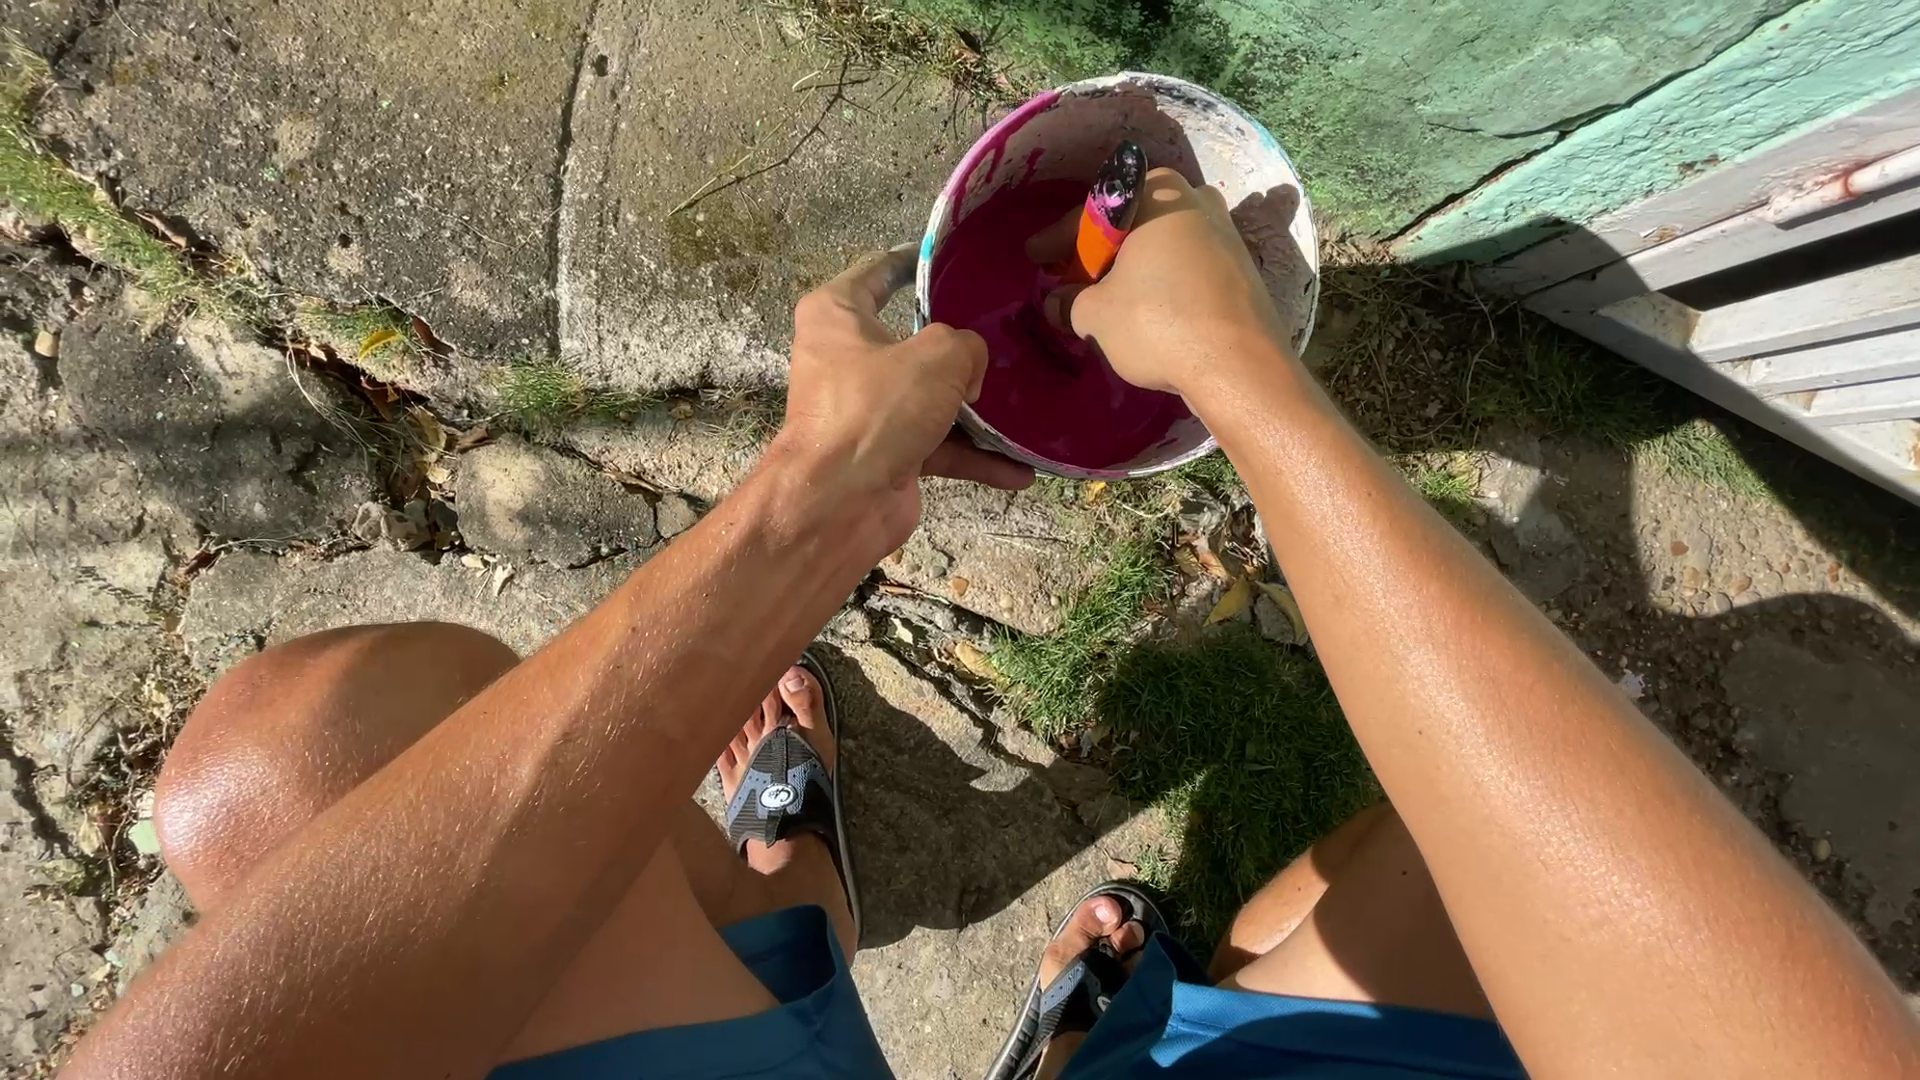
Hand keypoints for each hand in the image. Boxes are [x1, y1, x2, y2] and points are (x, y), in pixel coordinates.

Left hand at [770, 247, 1033, 552]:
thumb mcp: (936, 356)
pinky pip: (939, 449)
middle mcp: (848, 360)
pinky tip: (1021, 470)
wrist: (841, 503)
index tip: (956, 259)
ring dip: (979, 414)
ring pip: (932, 401)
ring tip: (1027, 407)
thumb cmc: (876, 408)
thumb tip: (969, 369)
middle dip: (962, 347)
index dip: (916, 262)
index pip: (878, 273)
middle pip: (915, 342)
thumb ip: (966, 344)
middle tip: (1010, 337)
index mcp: (837, 316)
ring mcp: (868, 411)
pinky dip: (976, 459)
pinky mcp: (888, 455)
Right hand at [1026, 168, 1293, 396]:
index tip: (1035, 255)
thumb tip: (1056, 302)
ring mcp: (1225, 233)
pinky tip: (1146, 308)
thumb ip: (1070, 302)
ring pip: (1161, 247)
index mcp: (1157, 194)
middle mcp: (1195, 200)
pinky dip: (1160, 283)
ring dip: (1131, 268)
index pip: (1092, 215)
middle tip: (1071, 276)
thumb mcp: (1096, 315)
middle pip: (1131, 226)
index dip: (1057, 240)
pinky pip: (1185, 268)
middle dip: (1098, 252)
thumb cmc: (1157, 322)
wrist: (1237, 364)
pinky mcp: (1242, 270)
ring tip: (1105, 296)